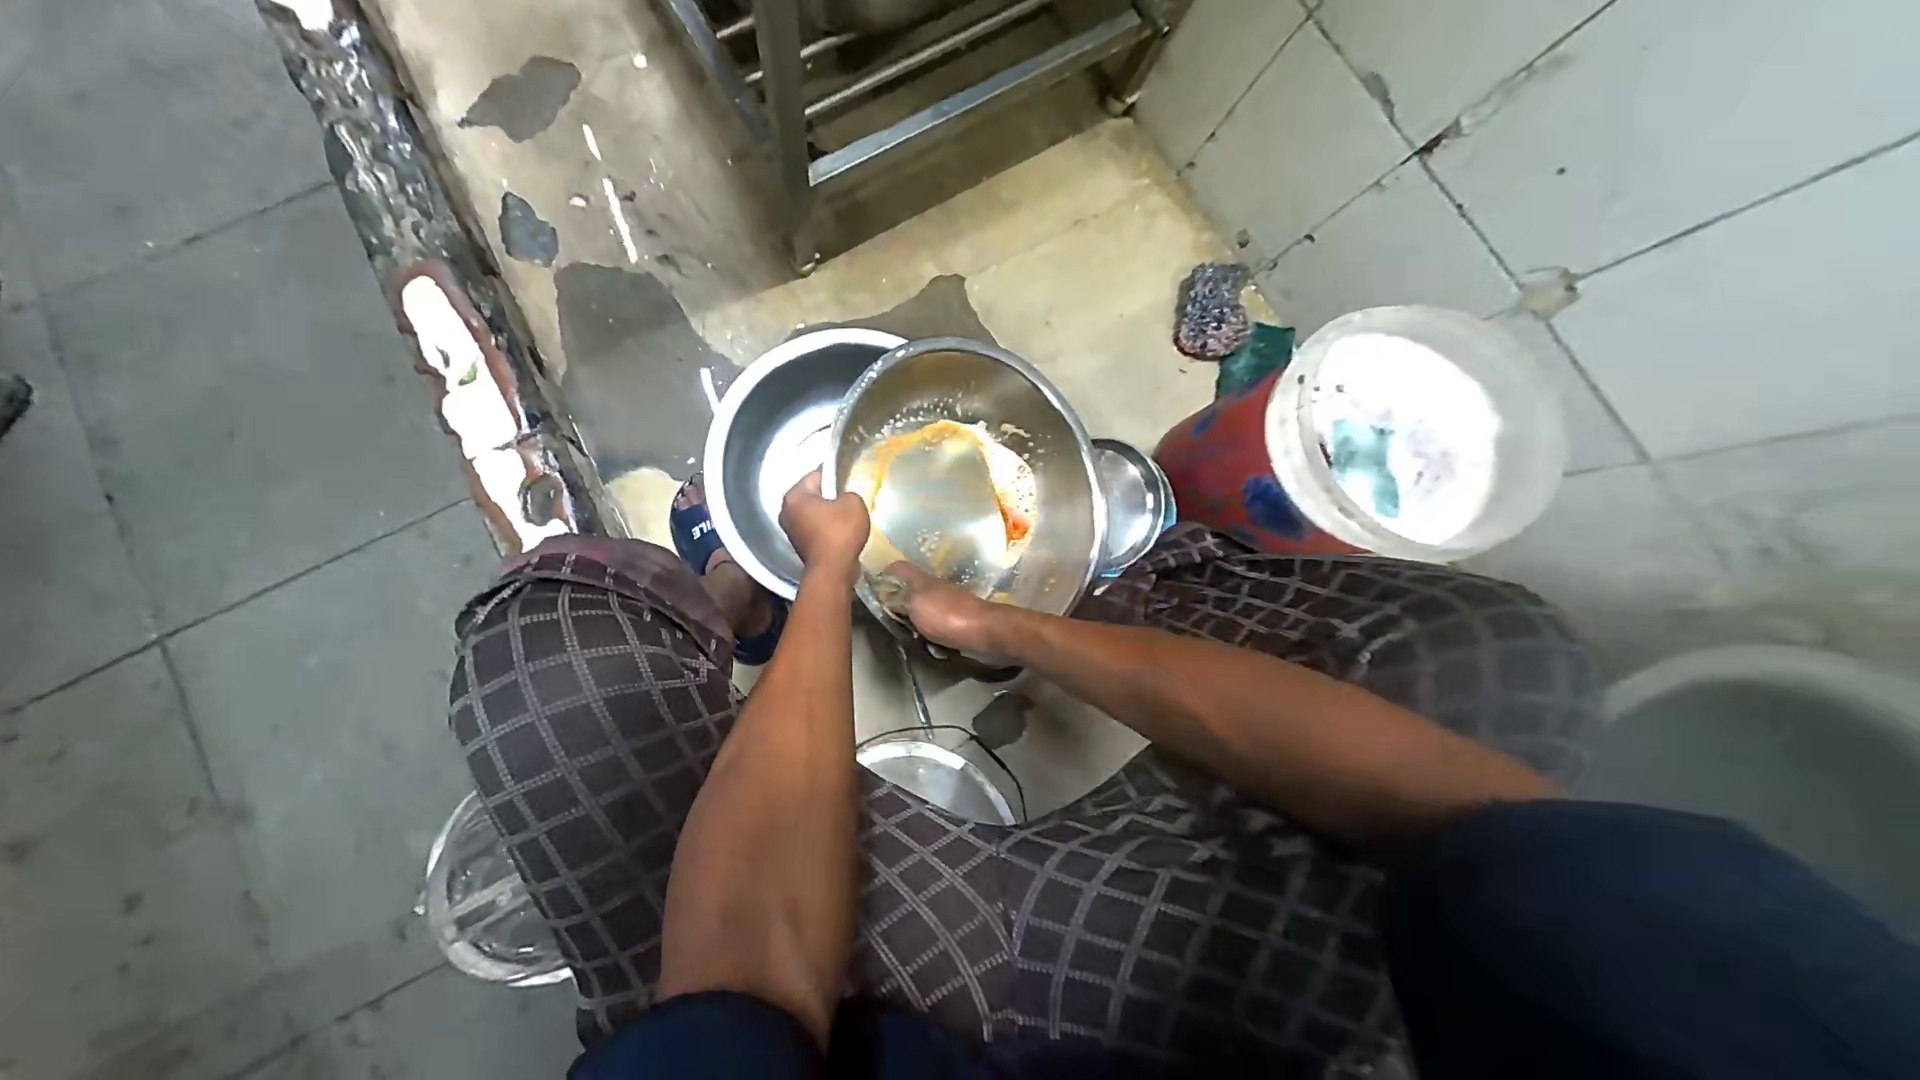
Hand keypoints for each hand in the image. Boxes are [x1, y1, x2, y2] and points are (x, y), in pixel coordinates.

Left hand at [779, 471, 869, 584]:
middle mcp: (786, 511)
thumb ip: (848, 493)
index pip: (815, 475)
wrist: (833, 569)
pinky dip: (826, 528)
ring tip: (846, 516)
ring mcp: (791, 530)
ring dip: (828, 514)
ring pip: (813, 513)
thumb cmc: (840, 531)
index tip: (847, 479)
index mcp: (794, 496)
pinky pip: (815, 528)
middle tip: (848, 498)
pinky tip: (841, 531)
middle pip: (812, 495)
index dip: (834, 475)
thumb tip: (842, 500)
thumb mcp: (853, 502)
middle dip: (829, 496)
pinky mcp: (800, 545)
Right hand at [875, 562, 1015, 664]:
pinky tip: (932, 648)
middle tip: (891, 624)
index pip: (896, 568)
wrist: (985, 634)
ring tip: (911, 639)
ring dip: (914, 628)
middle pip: (906, 593)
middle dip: (897, 609)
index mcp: (920, 579)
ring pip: (919, 614)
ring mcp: (946, 606)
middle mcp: (932, 589)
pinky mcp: (956, 623)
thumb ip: (895, 596)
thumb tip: (879, 590)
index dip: (882, 578)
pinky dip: (932, 639)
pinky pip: (935, 629)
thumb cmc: (946, 616)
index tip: (872, 596)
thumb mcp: (913, 602)